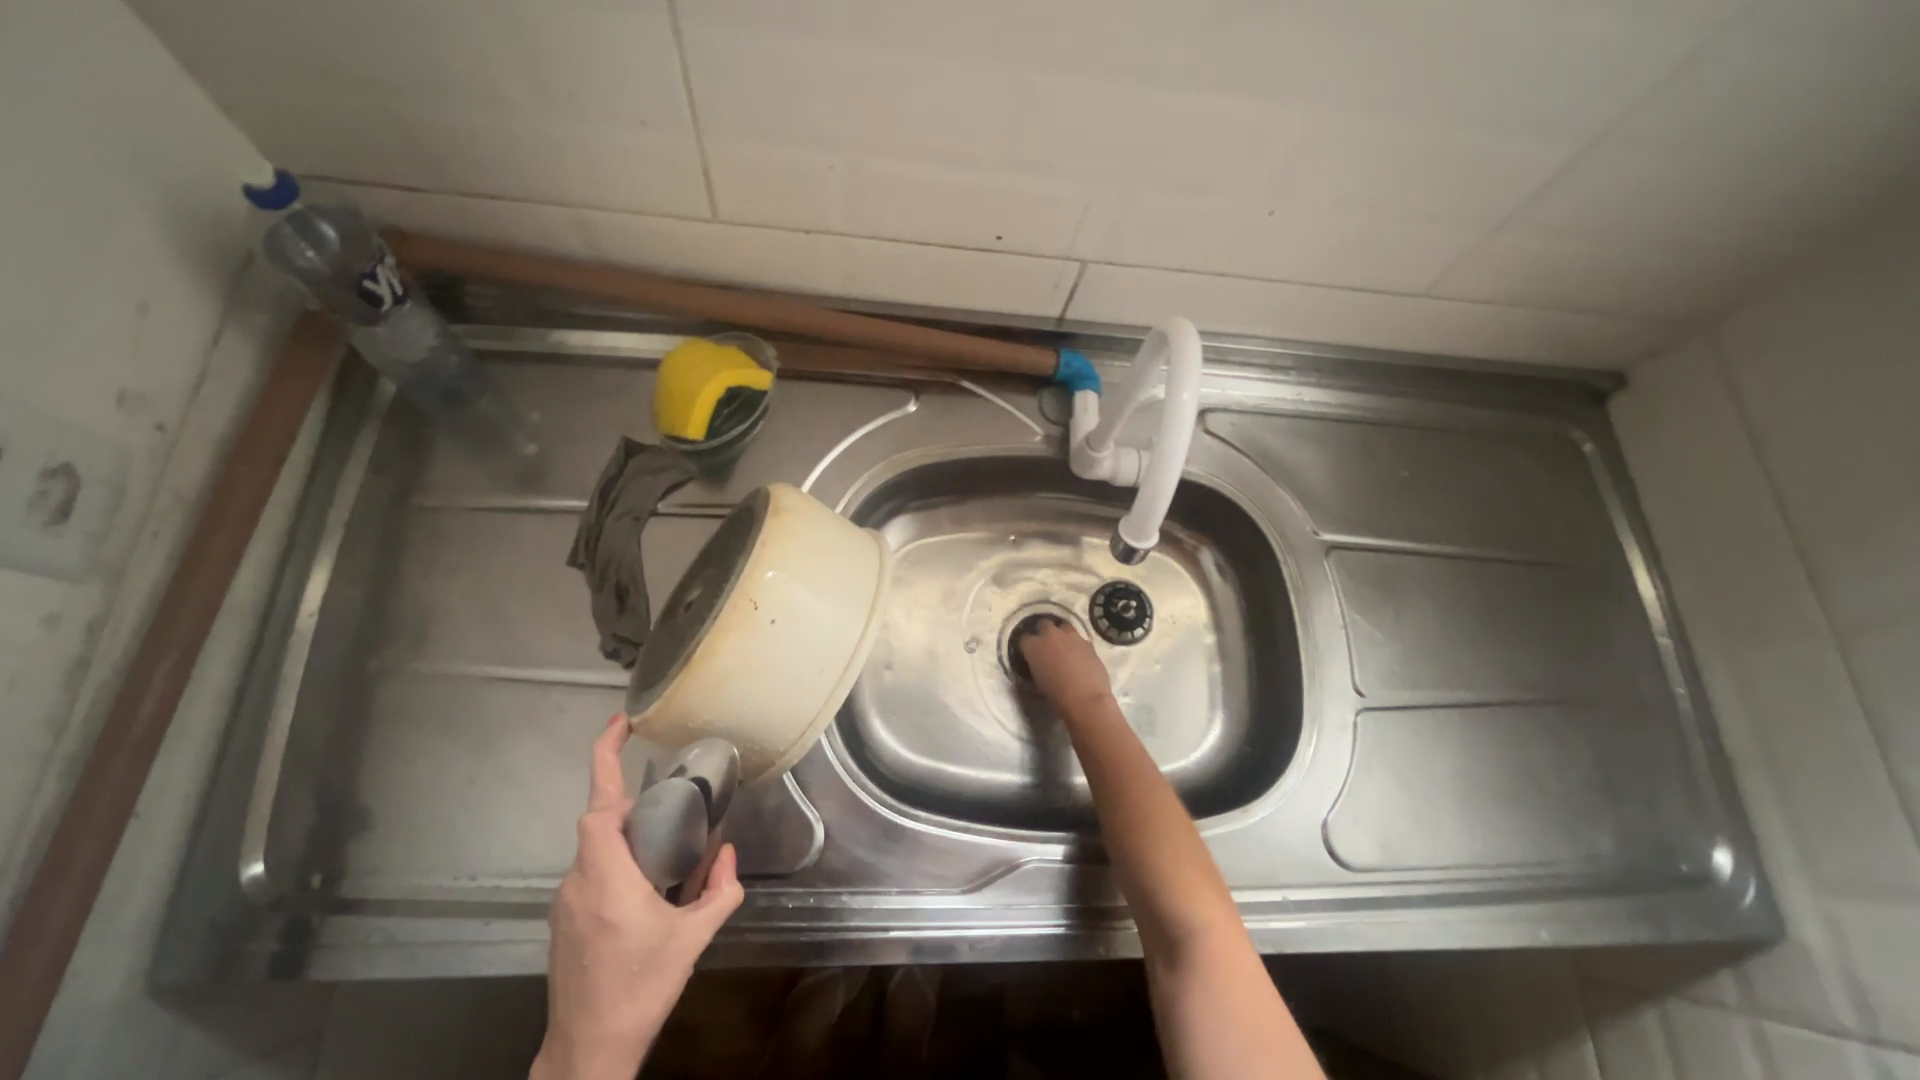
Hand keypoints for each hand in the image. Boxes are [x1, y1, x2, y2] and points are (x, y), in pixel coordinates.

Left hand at [532, 715, 744, 1079]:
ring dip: (626, 840)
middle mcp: (578, 882)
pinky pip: (589, 874)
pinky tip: (644, 894)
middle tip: (672, 810)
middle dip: (632, 807)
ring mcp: (564, 902)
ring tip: (664, 857)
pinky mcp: (562, 920)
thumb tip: (728, 854)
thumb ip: (720, 891)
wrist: (589, 1048)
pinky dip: (616, 866)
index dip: (605, 760)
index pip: (599, 808)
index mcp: (608, 879)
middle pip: (599, 823)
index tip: (621, 725)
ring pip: (594, 850)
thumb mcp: (693, 939)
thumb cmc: (641, 989)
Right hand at [1017, 616, 1114, 714]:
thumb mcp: (1037, 683)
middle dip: (1044, 632)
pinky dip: (1077, 645)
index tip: (1029, 653)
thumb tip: (1038, 665)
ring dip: (1062, 635)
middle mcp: (1050, 635)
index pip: (1024, 638)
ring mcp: (1071, 636)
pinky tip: (1080, 656)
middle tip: (1047, 646)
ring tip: (1065, 648)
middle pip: (1044, 624)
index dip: (1027, 646)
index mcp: (1033, 647)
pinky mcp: (1088, 642)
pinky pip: (1079, 639)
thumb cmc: (1057, 696)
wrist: (1086, 699)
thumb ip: (1036, 668)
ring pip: (1064, 626)